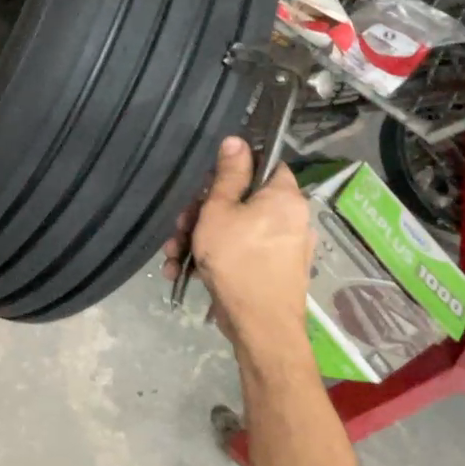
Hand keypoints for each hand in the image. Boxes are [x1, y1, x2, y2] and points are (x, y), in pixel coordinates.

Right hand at [162, 136, 313, 350]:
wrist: (259, 326)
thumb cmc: (237, 258)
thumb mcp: (220, 210)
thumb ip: (227, 175)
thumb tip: (238, 140)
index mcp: (284, 199)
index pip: (267, 164)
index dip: (235, 167)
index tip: (208, 182)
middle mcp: (291, 220)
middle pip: (242, 199)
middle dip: (202, 210)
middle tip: (181, 223)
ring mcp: (283, 247)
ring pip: (235, 227)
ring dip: (199, 235)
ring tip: (174, 253)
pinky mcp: (272, 270)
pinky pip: (240, 250)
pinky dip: (213, 255)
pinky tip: (184, 268)